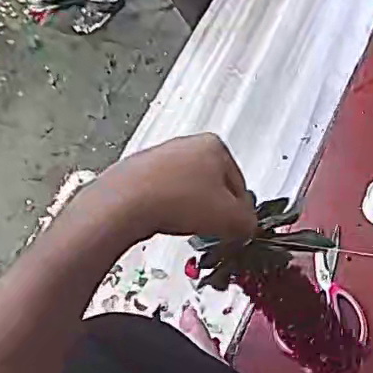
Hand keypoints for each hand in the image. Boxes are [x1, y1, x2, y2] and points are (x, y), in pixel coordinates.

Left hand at [82, 134, 255, 243]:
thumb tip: (247, 227)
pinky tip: (164, 221)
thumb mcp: (231, 220)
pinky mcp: (137, 172)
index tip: (235, 227)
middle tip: (211, 229)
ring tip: (185, 225)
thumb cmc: (175, 201)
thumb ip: (249, 223)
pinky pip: (162, 194)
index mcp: (215, 145)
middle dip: (214, 208)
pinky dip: (166, 209)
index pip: (240, 184)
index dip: (239, 211)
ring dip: (190, 210)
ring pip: (187, 190)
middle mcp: (187, 144)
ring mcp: (160, 156)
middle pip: (213, 185)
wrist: (123, 205)